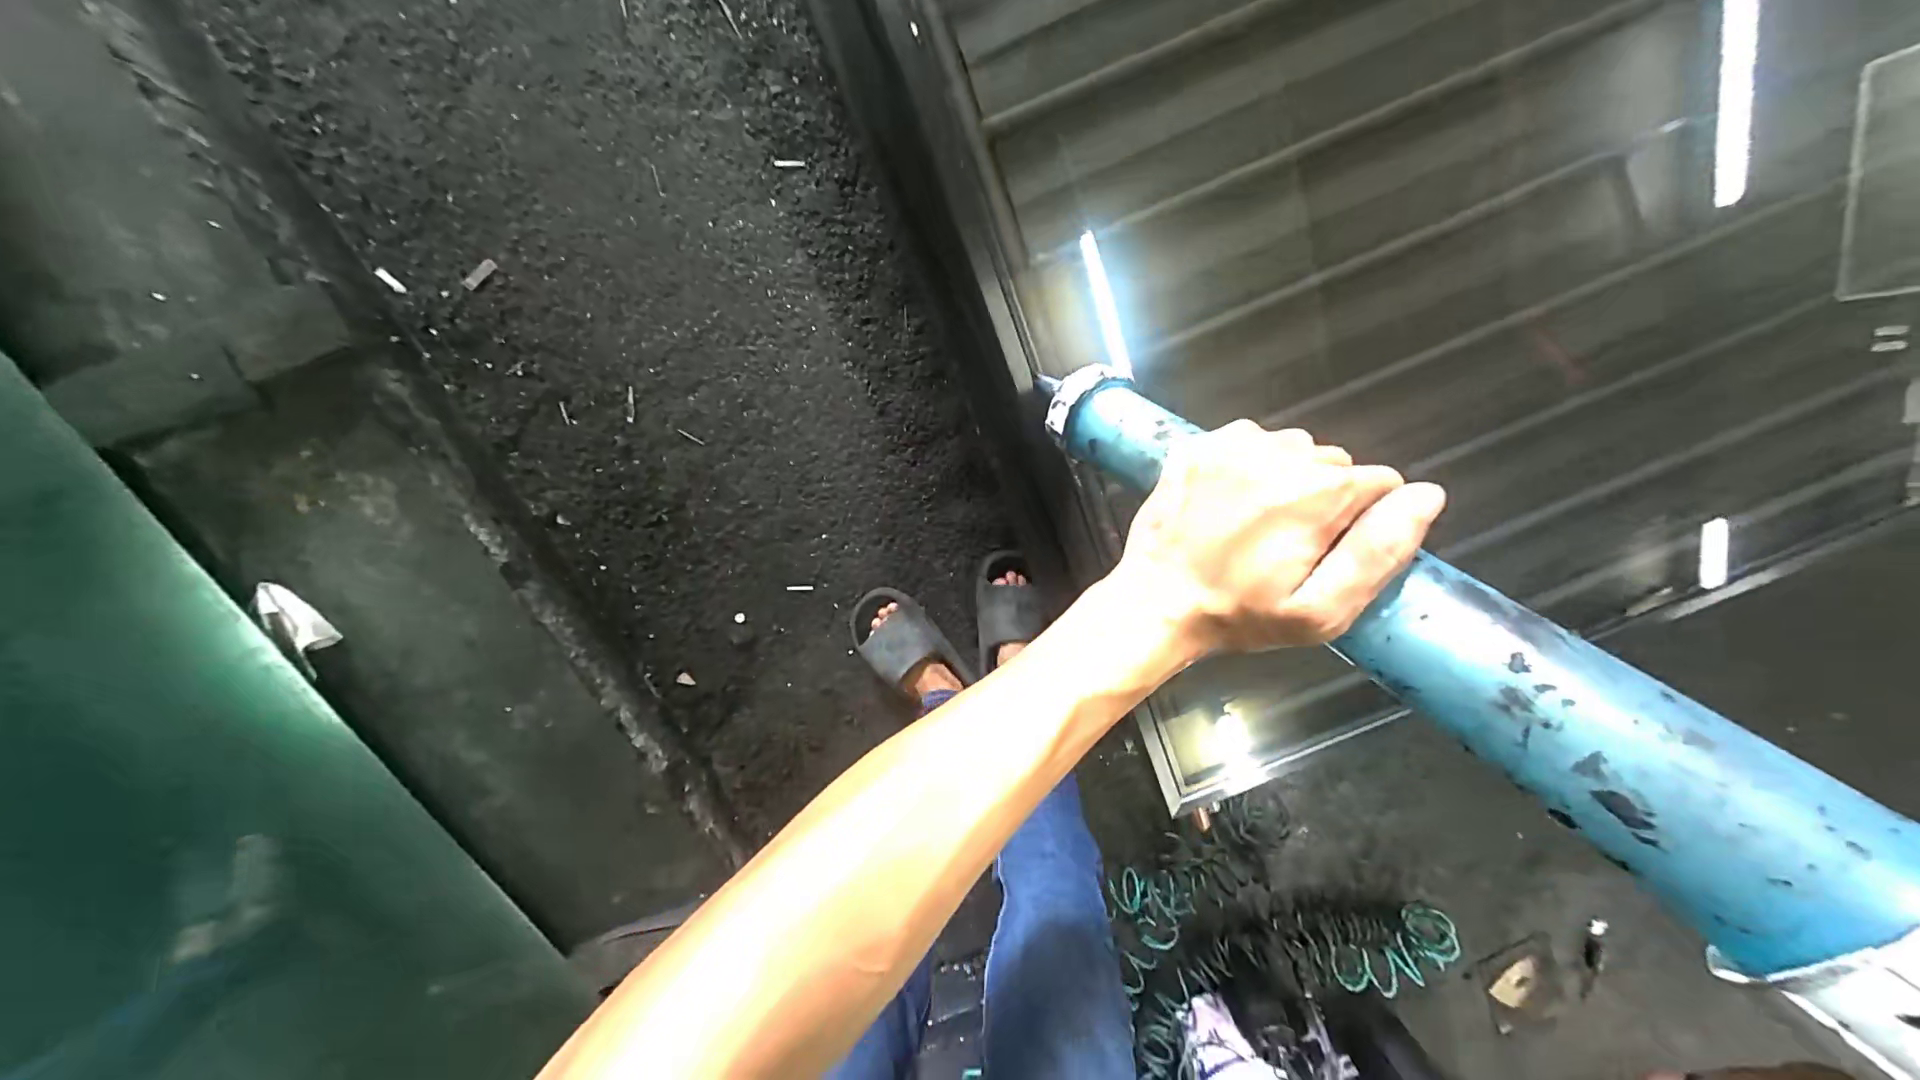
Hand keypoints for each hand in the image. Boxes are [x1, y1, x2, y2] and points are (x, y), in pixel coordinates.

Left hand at [1111, 420, 1445, 656]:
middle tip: (1284, 544)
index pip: (1381, 485)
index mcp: (1321, 491)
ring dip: (1284, 478)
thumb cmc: (1238, 614)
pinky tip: (1225, 501)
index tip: (1323, 552)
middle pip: (1334, 464)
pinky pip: (1246, 442)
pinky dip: (1246, 465)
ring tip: (1252, 524)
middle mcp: (1280, 453)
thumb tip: (1426, 496)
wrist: (1155, 601)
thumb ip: (1380, 552)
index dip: (1361, 522)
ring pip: (1291, 449)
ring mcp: (1232, 444)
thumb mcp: (1321, 610)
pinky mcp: (1197, 446)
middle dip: (1324, 499)